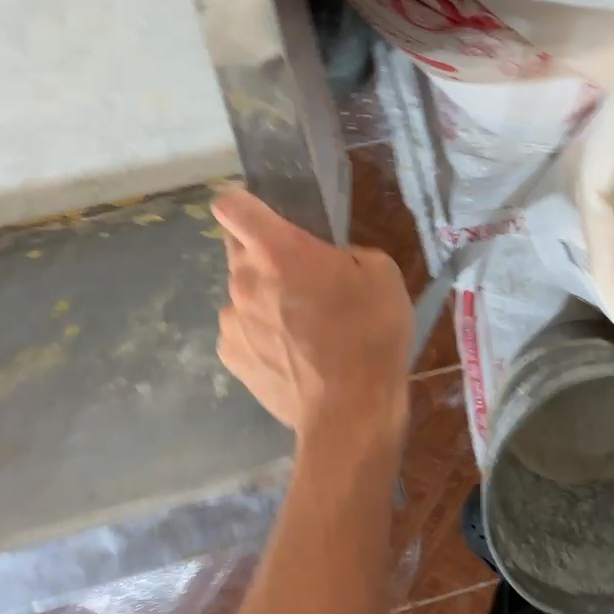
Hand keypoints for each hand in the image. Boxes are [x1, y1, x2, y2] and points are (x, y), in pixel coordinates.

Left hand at [214, 188, 412, 461]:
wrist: (350, 409)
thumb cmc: (372, 334)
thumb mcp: (382, 274)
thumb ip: (346, 253)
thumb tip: (329, 262)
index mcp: (279, 251)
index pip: (233, 205)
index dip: (246, 203)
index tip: (266, 214)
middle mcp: (243, 280)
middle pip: (240, 250)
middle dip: (268, 256)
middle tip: (307, 280)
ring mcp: (231, 321)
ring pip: (244, 293)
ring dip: (266, 299)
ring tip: (306, 328)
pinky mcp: (231, 356)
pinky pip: (244, 330)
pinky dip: (263, 334)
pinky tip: (295, 355)